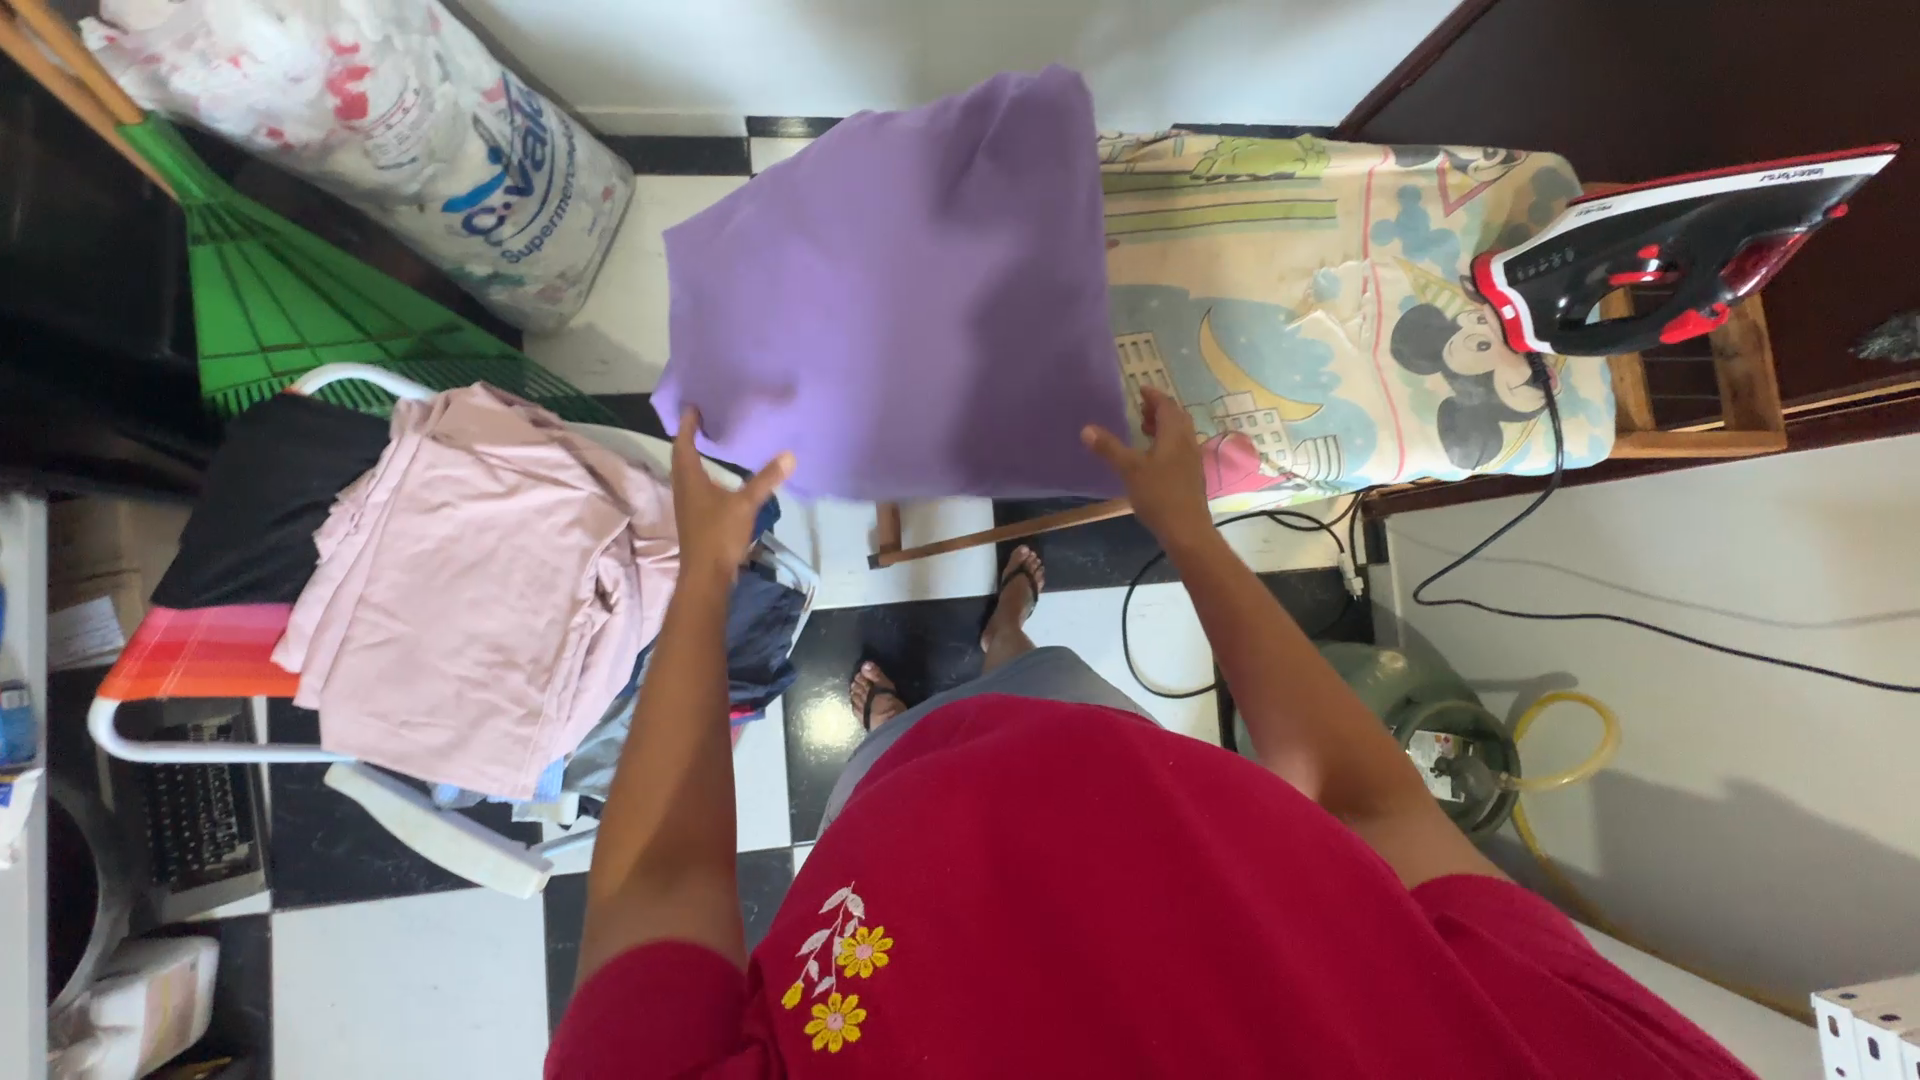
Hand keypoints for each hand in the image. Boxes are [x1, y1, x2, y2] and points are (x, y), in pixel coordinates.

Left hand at [671, 407, 793, 580]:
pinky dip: (703, 476)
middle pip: (681, 458)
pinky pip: (695, 488)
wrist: (706, 575)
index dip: (688, 426)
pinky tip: (718, 480)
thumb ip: (765, 480)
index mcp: (690, 480)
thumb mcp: (745, 505)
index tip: (693, 408)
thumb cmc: (719, 535)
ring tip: (710, 445)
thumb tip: (788, 455)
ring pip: (687, 474)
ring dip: (695, 458)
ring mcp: (688, 506)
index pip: (684, 445)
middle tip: (703, 422)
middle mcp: (684, 489)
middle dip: (690, 439)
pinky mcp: (695, 519)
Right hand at [1081, 386, 1212, 549]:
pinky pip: (1180, 449)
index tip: (1141, 390)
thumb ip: (1109, 448)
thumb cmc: (1158, 495)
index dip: (1154, 396)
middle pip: (1177, 418)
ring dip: (1163, 427)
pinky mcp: (1192, 476)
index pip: (1167, 406)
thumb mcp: (1129, 470)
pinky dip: (1166, 443)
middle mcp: (1187, 443)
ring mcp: (1192, 460)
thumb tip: (1086, 429)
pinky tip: (1152, 458)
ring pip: (1179, 434)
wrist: (1186, 530)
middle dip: (1159, 410)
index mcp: (1175, 436)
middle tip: (1141, 410)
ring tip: (1143, 430)